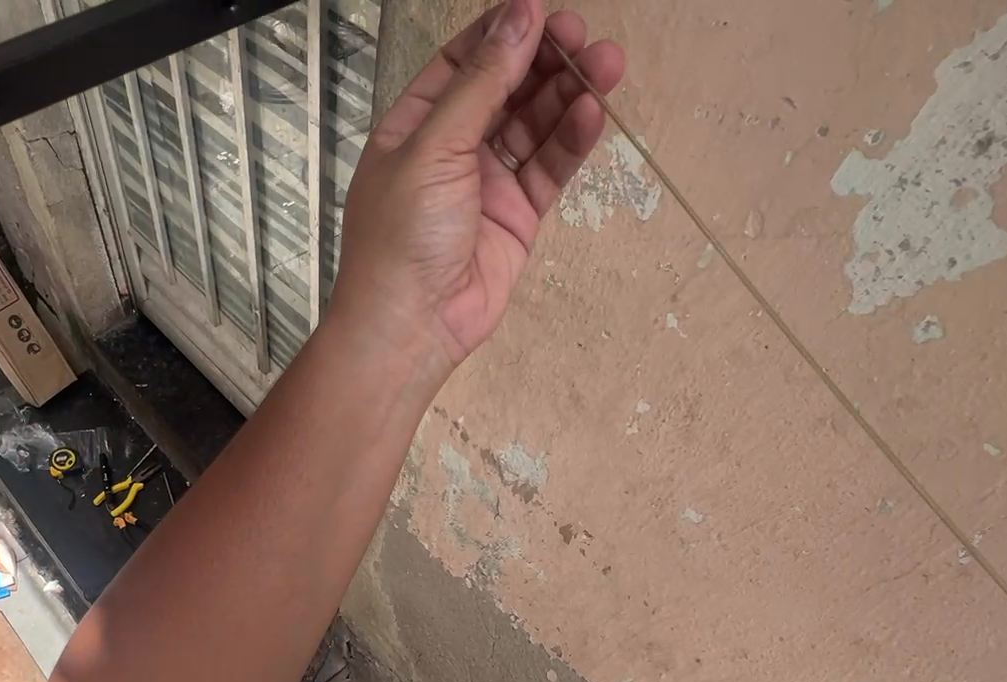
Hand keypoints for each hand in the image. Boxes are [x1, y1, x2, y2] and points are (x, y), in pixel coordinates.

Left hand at [328, 0, 625, 373]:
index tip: (540, 10)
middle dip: (542, 61)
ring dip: (567, 95)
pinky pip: (547, 170)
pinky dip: (569, 142)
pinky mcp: (515, 218)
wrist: (411, 325)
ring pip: (533, 128)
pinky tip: (592, 113)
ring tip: (606, 64)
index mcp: (413, 129)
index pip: (459, 65)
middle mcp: (449, 153)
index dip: (499, 35)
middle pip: (504, 91)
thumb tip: (519, 17)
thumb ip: (480, 86)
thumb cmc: (401, 238)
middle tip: (580, 36)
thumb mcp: (432, 148)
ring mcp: (485, 185)